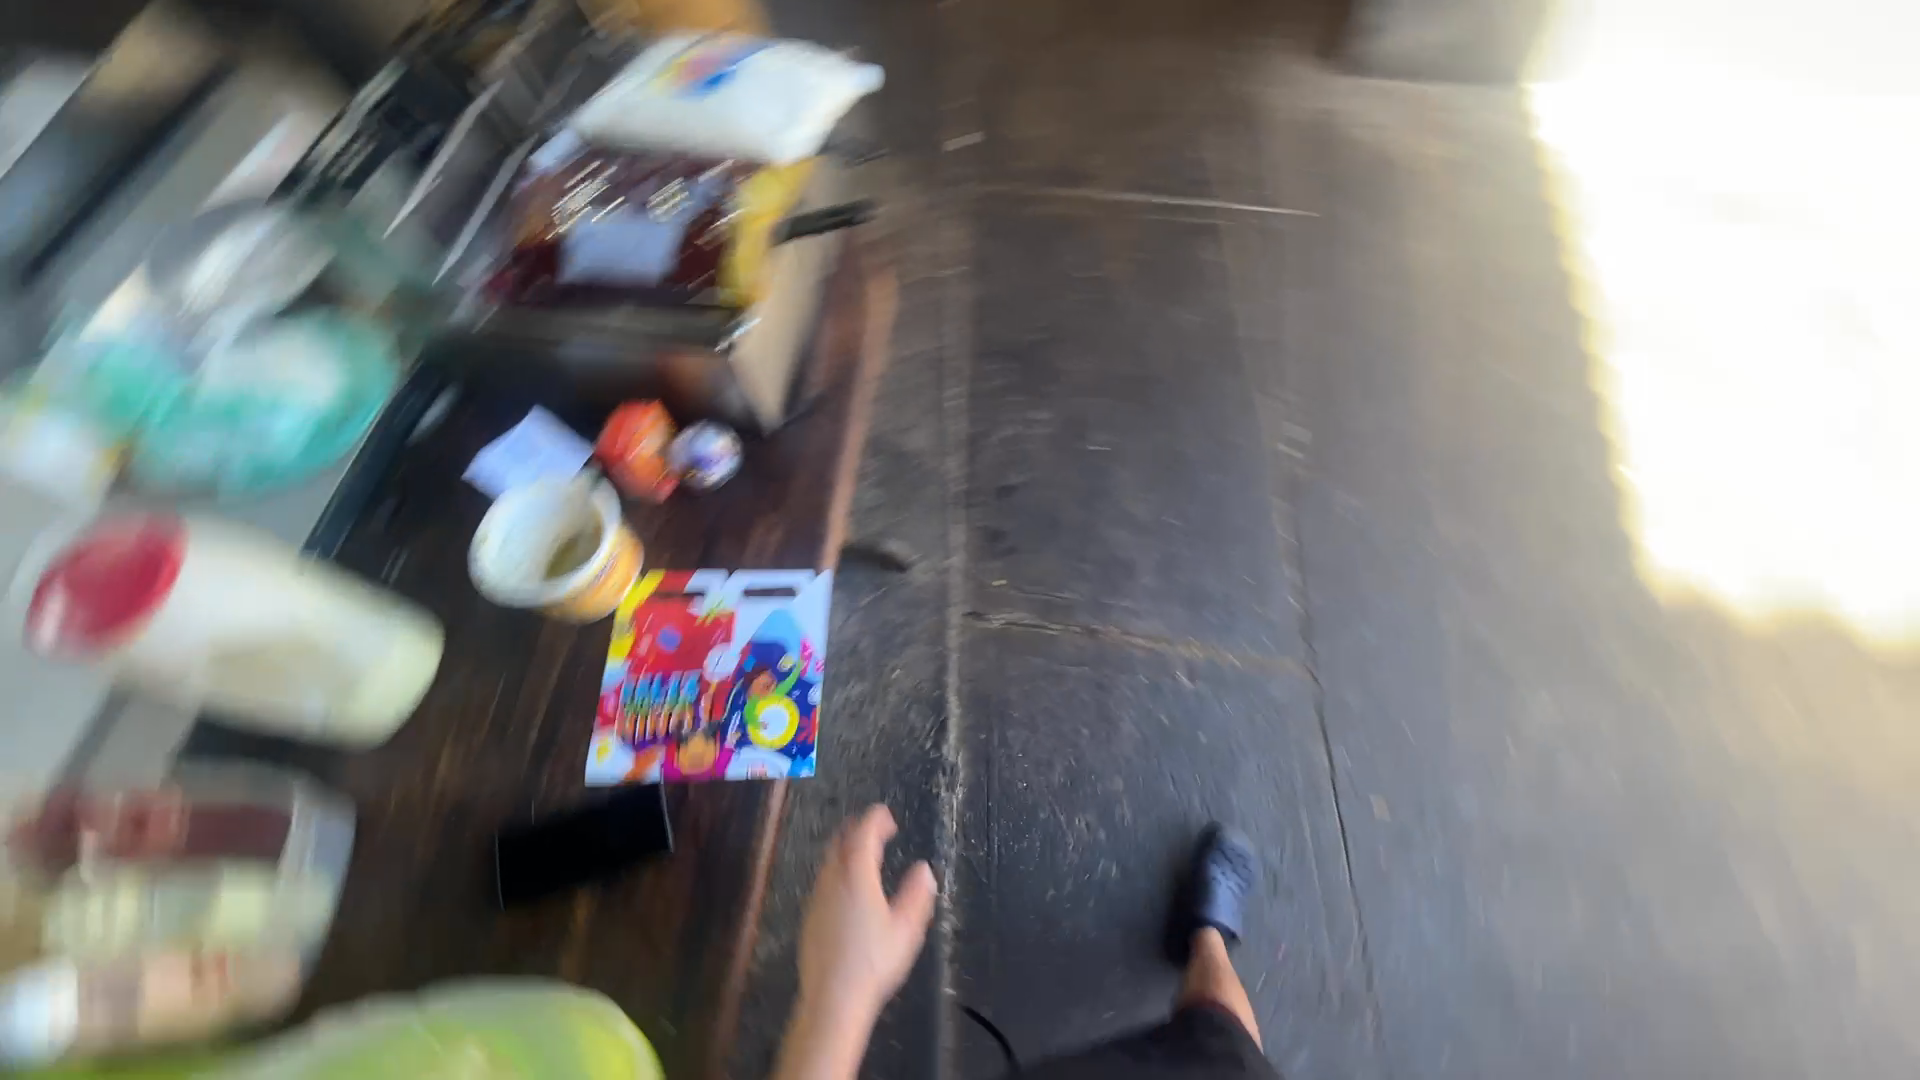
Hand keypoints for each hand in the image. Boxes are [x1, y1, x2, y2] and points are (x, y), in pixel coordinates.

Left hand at [797, 804, 937, 1020]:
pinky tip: (847, 887)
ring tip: (863, 854)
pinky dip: (837, 869)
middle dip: (857, 827)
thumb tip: (924, 870)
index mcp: (857, 874)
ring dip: (845, 848)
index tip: (887, 816)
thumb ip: (917, 895)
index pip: (863, 832)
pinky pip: (823, 879)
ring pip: (829, 859)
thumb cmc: (874, 962)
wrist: (832, 998)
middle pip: (841, 839)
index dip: (875, 818)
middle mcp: (833, 879)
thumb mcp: (907, 929)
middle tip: (875, 828)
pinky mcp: (809, 915)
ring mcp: (817, 896)